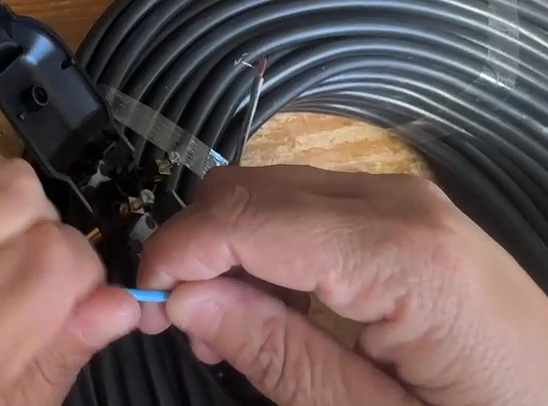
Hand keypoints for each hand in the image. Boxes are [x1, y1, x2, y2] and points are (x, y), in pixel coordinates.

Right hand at [137, 165, 547, 405]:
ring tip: (226, 331)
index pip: (247, 216)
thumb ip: (279, 357)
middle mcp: (397, 200)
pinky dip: (267, 247)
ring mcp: (405, 199)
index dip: (179, 250)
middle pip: (251, 191)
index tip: (141, 302)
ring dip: (228, 249)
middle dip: (199, 249)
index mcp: (402, 253)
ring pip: (270, 193)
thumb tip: (180, 297)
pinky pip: (305, 210)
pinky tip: (272, 307)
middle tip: (186, 330)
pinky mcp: (406, 214)